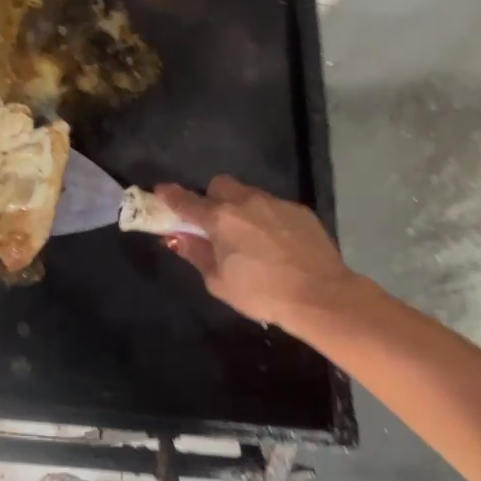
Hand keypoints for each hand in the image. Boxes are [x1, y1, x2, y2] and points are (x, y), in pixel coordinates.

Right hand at [156, 176, 366, 334]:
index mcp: (220, 219)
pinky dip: (266, 219)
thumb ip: (196, 254)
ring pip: (248, 194)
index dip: (170, 196)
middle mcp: (245, 202)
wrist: (320, 295)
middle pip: (220, 185)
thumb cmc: (261, 293)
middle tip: (213, 223)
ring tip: (248, 236)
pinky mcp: (299, 211)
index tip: (160, 192)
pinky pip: (273, 207)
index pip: (186, 201)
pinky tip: (275, 244)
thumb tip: (177, 238)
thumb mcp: (219, 282)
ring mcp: (275, 203)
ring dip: (240, 208)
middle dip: (211, 198)